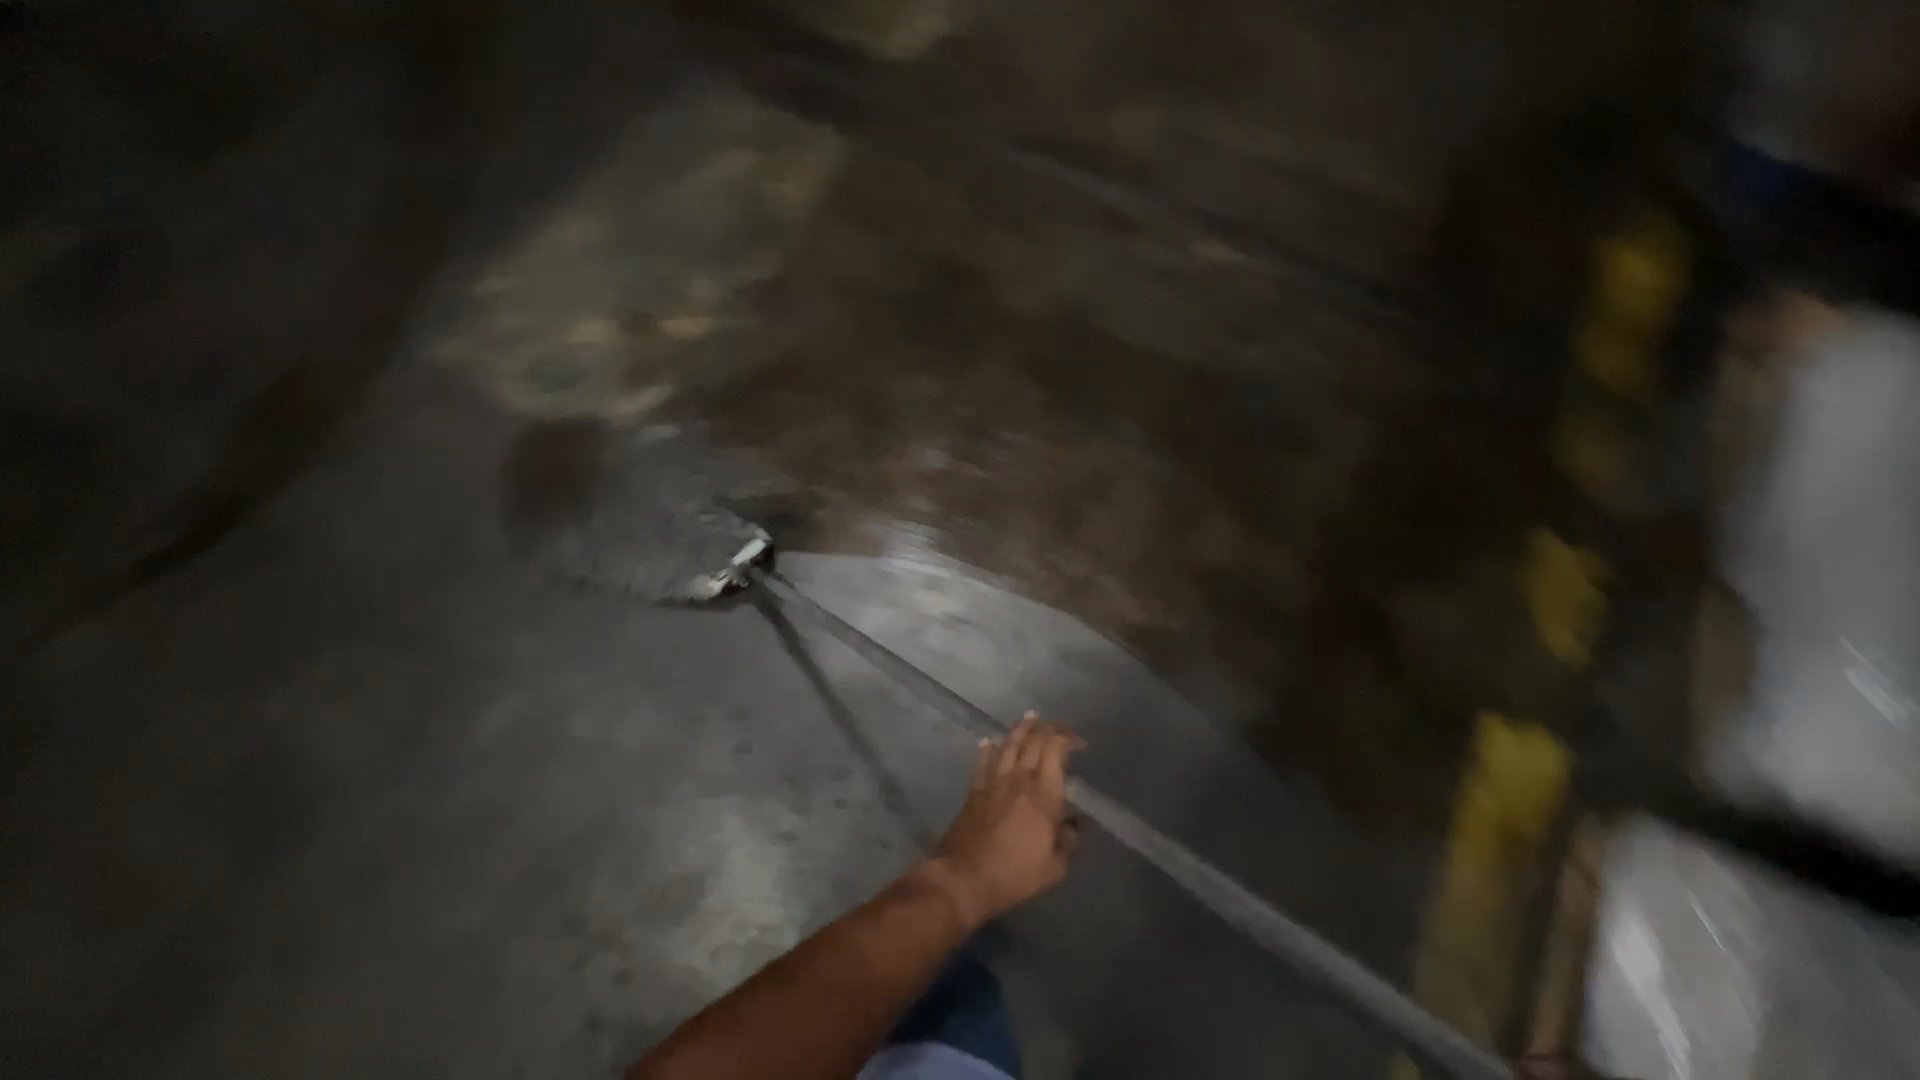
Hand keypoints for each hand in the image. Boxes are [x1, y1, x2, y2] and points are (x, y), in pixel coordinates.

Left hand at [923, 712, 1083, 927]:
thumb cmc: (1015, 874)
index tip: (1080, 742)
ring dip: (1021, 729)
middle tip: (1059, 725)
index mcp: (1044, 794)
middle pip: (1034, 742)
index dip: (1068, 739)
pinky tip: (989, 741)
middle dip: (1049, 728)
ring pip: (1008, 745)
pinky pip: (982, 762)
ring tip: (1030, 717)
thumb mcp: (1054, 867)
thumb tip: (1074, 826)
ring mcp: (993, 782)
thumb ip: (1068, 842)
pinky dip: (987, 749)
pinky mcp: (974, 791)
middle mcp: (1019, 779)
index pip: (1056, 751)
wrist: (964, 877)